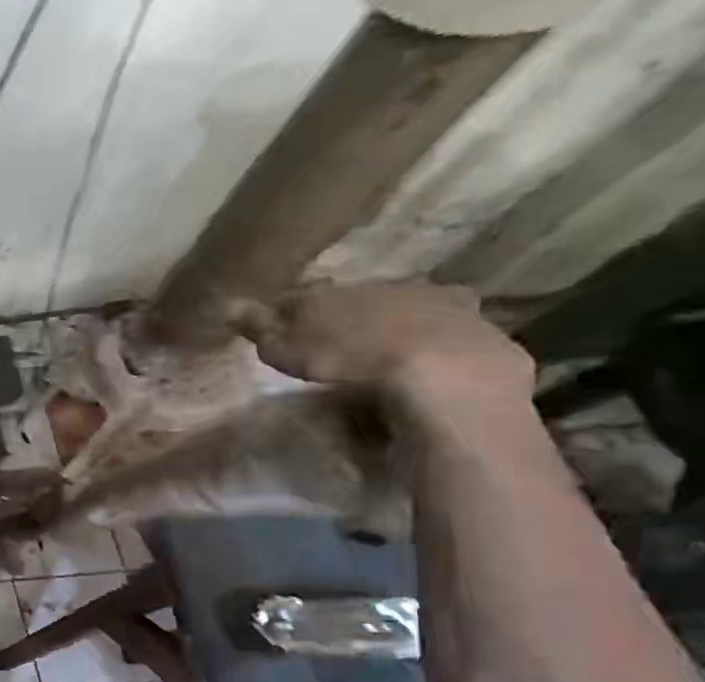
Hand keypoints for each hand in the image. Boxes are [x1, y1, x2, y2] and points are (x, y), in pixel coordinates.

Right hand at [232, 282, 534, 408]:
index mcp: (342, 291)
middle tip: (336, 337)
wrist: (442, 374)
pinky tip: (430, 360)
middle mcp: (388, 286)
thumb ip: (261, 327)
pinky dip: (436, 341)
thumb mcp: (289, 349)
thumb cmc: (351, 360)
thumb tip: (226, 305)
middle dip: (349, 312)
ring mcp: (438, 303)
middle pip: (360, 297)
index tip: (280, 323)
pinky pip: (448, 330)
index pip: (306, 295)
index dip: (290, 309)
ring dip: (396, 322)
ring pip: (407, 307)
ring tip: (385, 350)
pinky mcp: (478, 328)